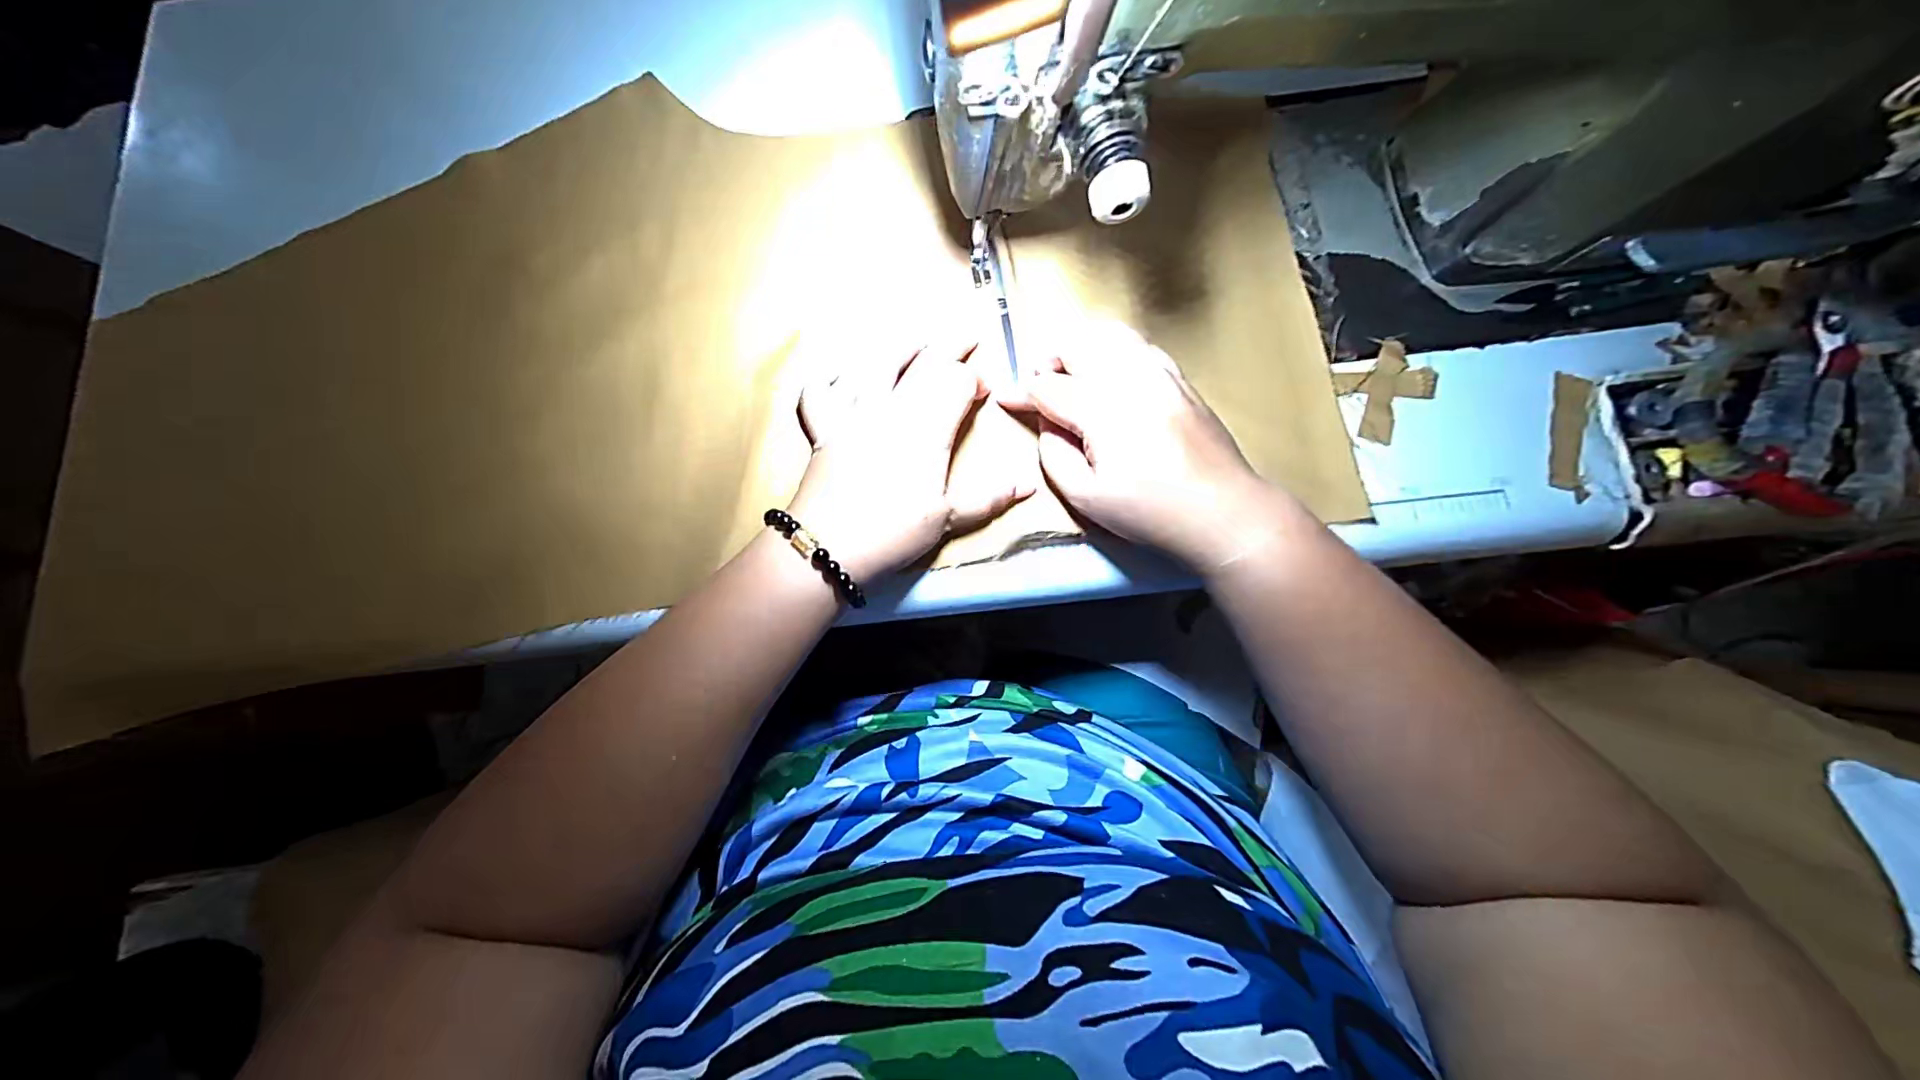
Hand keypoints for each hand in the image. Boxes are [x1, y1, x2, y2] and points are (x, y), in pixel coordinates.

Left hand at [787, 340, 1032, 582]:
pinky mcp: (822, 428)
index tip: (984, 392)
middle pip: (924, 362)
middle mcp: (891, 408)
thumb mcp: (948, 519)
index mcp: (928, 427)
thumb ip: (988, 499)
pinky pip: (820, 392)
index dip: (975, 380)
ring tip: (915, 342)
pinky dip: (828, 380)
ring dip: (899, 348)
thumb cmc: (894, 532)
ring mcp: (852, 413)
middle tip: (967, 336)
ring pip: (875, 364)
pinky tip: (839, 378)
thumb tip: (1027, 486)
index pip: (957, 382)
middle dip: (950, 347)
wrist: (829, 546)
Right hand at [997, 321, 1296, 573]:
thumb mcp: (1086, 497)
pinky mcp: (1179, 379)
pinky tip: (1111, 379)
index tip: (1006, 399)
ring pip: (1109, 334)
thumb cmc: (1151, 511)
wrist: (1223, 510)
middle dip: (1048, 359)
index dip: (1021, 393)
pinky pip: (1138, 346)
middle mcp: (1130, 377)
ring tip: (1073, 377)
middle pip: (1076, 342)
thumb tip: (1048, 424)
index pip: (1048, 387)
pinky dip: (1114, 352)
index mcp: (1102, 408)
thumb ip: (1054, 455)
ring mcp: (1160, 373)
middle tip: (1040, 387)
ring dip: (1081, 349)